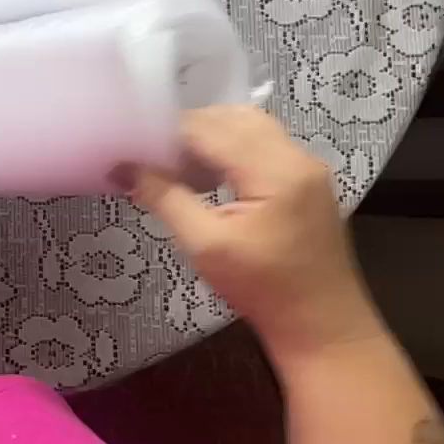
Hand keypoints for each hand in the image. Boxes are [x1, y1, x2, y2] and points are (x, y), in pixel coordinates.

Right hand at [117, 105, 383, 360]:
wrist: (322, 325)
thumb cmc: (261, 286)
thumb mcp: (203, 243)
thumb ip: (163, 196)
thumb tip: (121, 167)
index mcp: (275, 171)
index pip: (209, 129)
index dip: (164, 133)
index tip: (126, 146)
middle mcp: (297, 159)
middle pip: (232, 118)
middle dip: (185, 128)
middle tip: (146, 152)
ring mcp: (305, 169)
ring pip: (247, 126)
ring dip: (206, 135)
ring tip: (170, 161)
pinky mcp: (304, 182)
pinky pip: (260, 145)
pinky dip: (226, 147)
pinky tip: (201, 173)